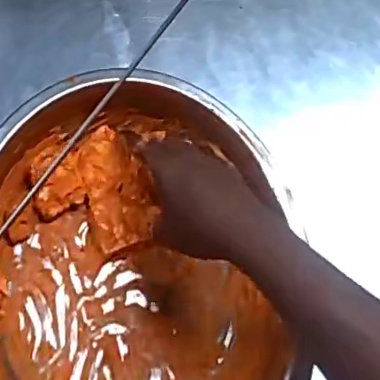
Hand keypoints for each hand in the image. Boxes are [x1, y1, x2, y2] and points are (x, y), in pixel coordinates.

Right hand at [137, 138, 281, 263]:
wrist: (245, 227)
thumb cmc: (200, 229)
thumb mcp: (170, 235)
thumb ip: (157, 225)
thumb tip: (154, 222)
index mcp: (165, 166)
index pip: (146, 149)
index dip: (139, 149)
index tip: (133, 151)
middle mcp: (185, 156)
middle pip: (167, 143)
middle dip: (159, 149)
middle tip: (153, 160)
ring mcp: (208, 158)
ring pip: (188, 149)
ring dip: (180, 156)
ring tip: (177, 170)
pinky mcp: (227, 167)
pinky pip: (206, 160)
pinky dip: (199, 166)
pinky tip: (202, 181)